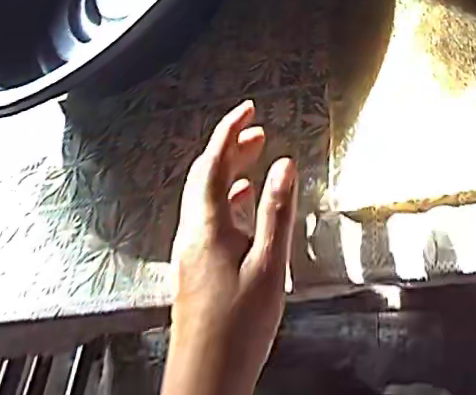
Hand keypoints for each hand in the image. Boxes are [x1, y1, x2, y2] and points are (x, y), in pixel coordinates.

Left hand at [164, 100, 298, 394]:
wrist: (204, 384)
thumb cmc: (236, 329)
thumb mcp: (268, 266)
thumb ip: (277, 212)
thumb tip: (284, 164)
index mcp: (206, 224)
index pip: (213, 160)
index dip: (230, 129)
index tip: (247, 108)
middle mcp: (192, 231)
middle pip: (206, 174)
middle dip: (231, 147)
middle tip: (257, 131)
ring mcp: (191, 250)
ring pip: (206, 195)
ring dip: (229, 171)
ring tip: (254, 160)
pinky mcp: (195, 268)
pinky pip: (208, 216)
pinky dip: (227, 199)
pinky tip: (244, 207)